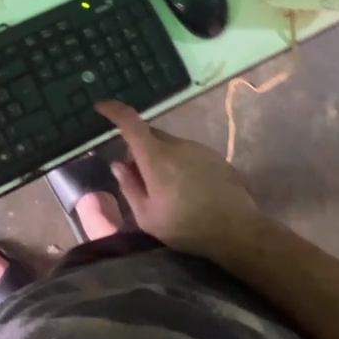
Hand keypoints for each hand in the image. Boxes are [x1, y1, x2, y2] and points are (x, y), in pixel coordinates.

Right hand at [96, 100, 272, 259]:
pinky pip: (186, 153)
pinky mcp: (213, 156)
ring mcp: (197, 148)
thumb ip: (129, 187)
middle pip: (149, 135)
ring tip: (165, 189)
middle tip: (137, 176)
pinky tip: (186, 189)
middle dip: (138, 149)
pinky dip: (178, 163)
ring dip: (160, 158)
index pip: (130, 122)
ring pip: (168, 145)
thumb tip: (118, 165)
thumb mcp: (148, 217)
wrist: (238, 231)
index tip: (100, 107)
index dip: (113, 110)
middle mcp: (176, 145)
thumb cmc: (187, 227)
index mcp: (155, 158)